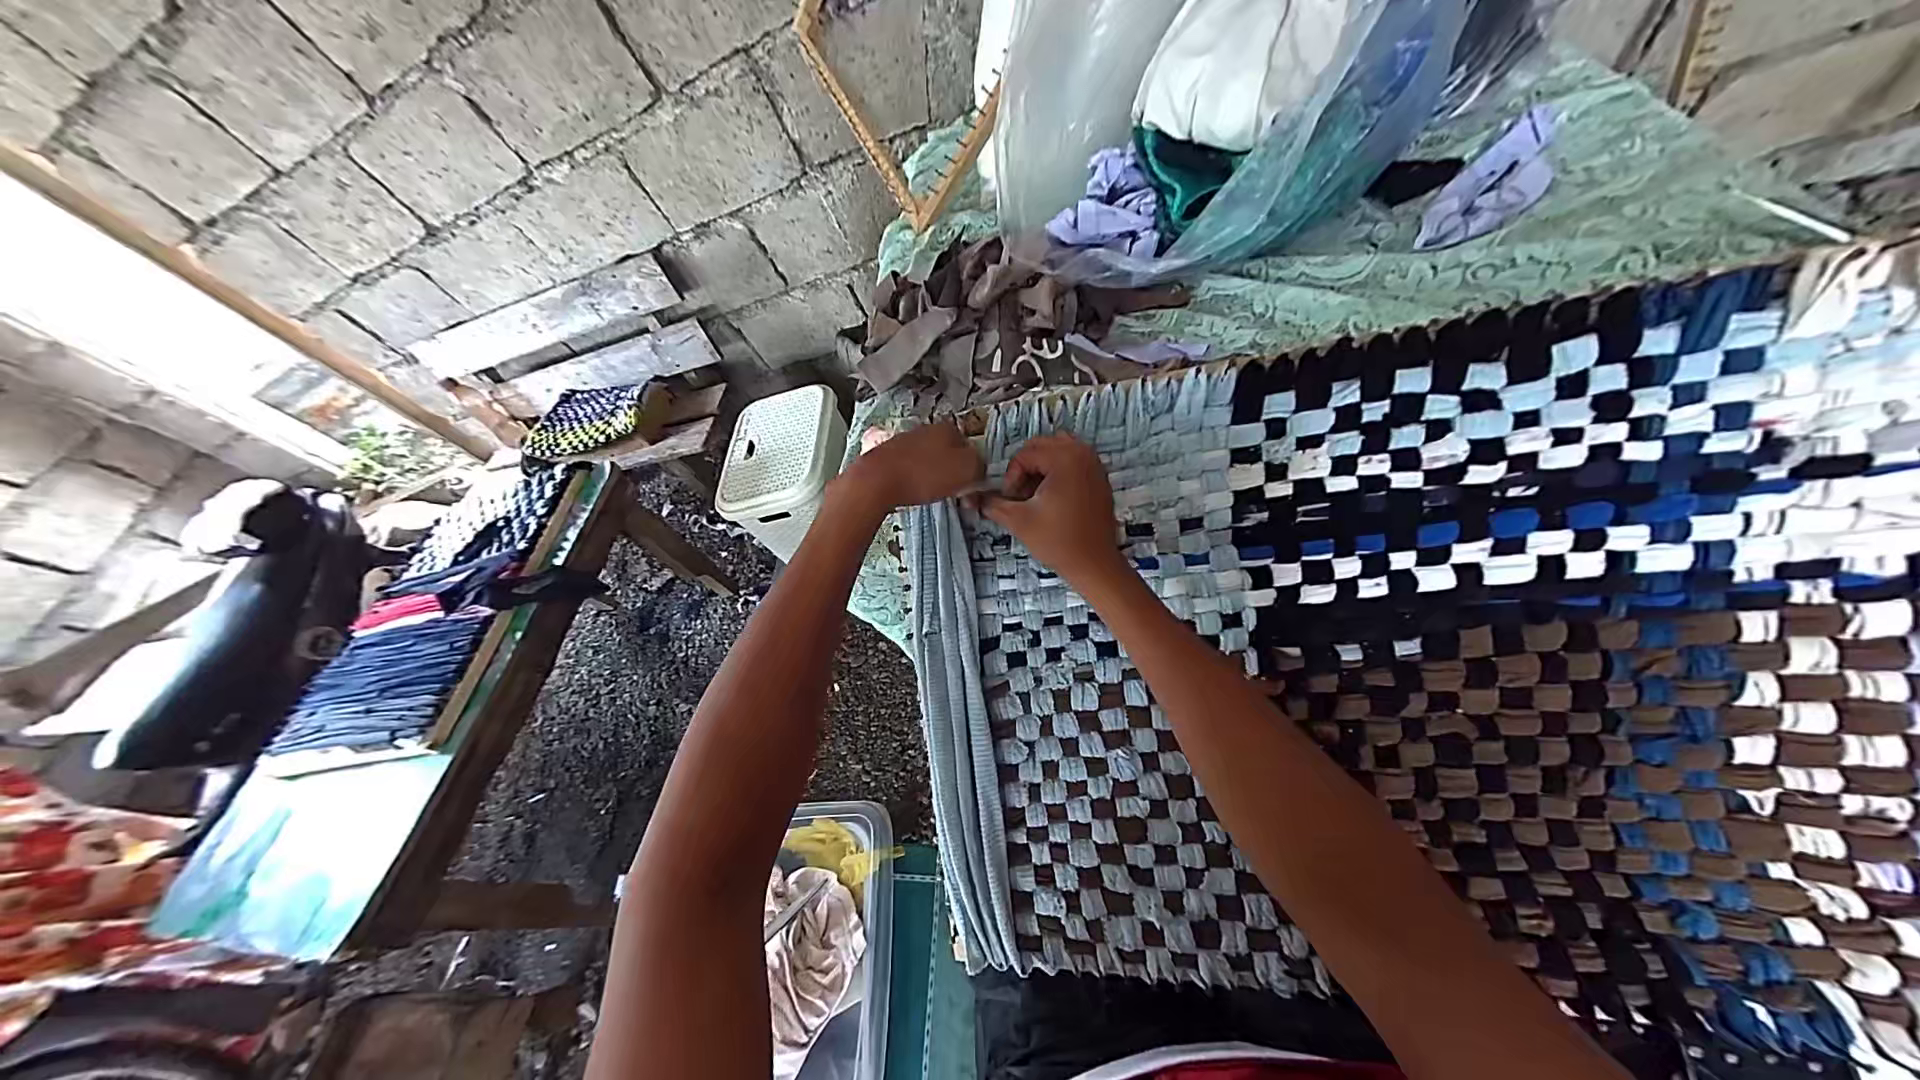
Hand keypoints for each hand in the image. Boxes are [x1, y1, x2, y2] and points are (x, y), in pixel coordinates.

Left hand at [838, 422, 983, 509]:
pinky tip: (913, 492)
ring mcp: (906, 442)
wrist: (876, 481)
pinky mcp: (889, 457)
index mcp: (948, 428)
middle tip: (955, 496)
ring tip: (933, 495)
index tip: (971, 491)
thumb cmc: (925, 474)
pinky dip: (916, 481)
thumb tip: (980, 471)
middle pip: (951, 456)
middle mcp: (926, 429)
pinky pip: (912, 470)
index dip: (975, 472)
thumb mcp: (967, 470)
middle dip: (955, 476)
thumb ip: (981, 467)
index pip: (972, 449)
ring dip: (936, 480)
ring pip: (931, 463)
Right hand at [970, 434, 1129, 587]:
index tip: (1011, 498)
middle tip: (1020, 494)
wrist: (1093, 563)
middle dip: (1026, 468)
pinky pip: (1073, 462)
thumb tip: (975, 498)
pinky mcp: (1099, 479)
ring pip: (1057, 451)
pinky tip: (1051, 499)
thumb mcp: (1018, 520)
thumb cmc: (1060, 542)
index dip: (1012, 476)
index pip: (1025, 454)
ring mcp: (1095, 466)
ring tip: (1035, 495)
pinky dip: (1058, 473)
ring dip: (1041, 468)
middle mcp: (1083, 455)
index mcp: (1065, 458)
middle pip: (1041, 446)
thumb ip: (992, 504)